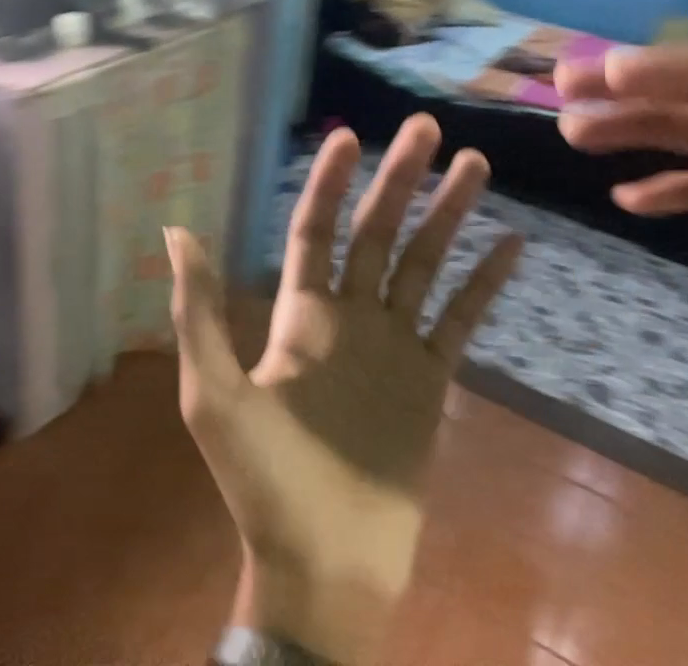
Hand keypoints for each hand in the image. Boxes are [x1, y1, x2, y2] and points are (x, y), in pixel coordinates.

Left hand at [167, 115, 520, 662]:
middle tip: (428, 129)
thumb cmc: (264, 480)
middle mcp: (350, 318)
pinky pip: (462, 319)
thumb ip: (200, 313)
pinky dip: (485, 283)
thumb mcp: (216, 395)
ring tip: (475, 166)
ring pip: (425, 264)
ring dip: (449, 215)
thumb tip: (176, 229)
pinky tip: (511, 244)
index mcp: (300, 317)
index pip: (315, 231)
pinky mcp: (431, 380)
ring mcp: (394, 346)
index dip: (329, 184)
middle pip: (378, 233)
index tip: (349, 136)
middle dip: (401, 181)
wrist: (324, 558)